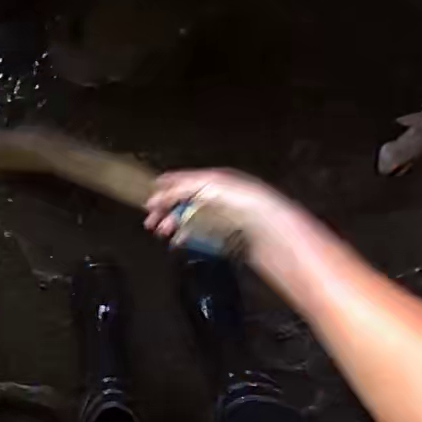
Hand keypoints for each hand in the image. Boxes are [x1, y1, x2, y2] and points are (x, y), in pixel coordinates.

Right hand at [144, 168, 291, 243]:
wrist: (270, 229)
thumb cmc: (247, 203)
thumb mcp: (208, 186)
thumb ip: (182, 188)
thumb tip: (162, 193)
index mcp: (216, 180)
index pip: (184, 181)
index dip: (165, 188)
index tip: (150, 199)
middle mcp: (219, 195)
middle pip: (185, 200)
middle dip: (166, 209)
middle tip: (151, 220)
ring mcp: (223, 215)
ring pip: (191, 218)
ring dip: (173, 223)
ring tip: (162, 231)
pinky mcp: (227, 234)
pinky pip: (201, 234)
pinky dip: (186, 236)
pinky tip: (179, 240)